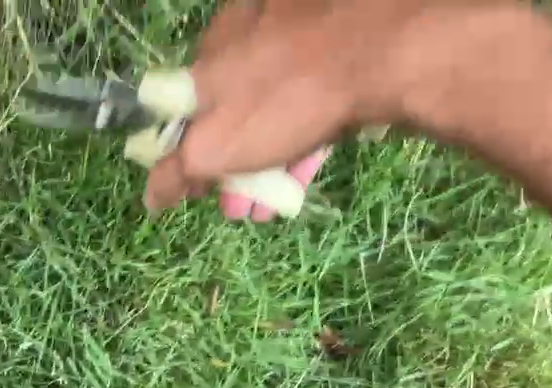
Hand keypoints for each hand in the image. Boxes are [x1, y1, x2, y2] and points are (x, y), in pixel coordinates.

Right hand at [144, 0, 520, 215]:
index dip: (185, 151)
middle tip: (238, 202)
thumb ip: (172, 172)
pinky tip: (305, 170)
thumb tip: (150, 195)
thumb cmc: (289, 97)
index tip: (199, 187)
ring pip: (276, 105)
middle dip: (229, 163)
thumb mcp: (211, 148)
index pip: (184, 101)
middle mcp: (260, 21)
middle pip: (232, 106)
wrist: (400, 51)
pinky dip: (304, 136)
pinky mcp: (352, 38)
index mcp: (218, 38)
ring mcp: (311, 25)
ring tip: (270, 202)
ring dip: (266, 159)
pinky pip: (316, 95)